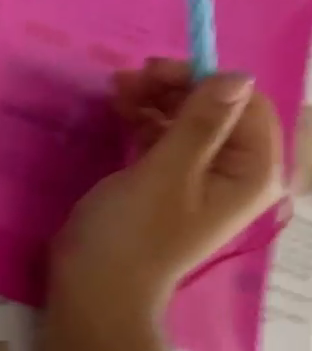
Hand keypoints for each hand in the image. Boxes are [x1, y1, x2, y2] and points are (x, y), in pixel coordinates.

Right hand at [52, 59, 284, 311]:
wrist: (98, 284)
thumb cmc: (132, 230)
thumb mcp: (164, 173)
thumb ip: (200, 125)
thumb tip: (235, 76)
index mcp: (252, 172)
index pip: (248, 108)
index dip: (207, 81)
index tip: (154, 66)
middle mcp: (236, 174)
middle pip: (219, 114)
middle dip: (178, 89)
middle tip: (128, 75)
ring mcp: (199, 181)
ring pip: (189, 125)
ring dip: (157, 102)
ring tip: (117, 87)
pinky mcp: (164, 186)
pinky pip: (166, 143)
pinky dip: (145, 122)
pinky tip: (120, 111)